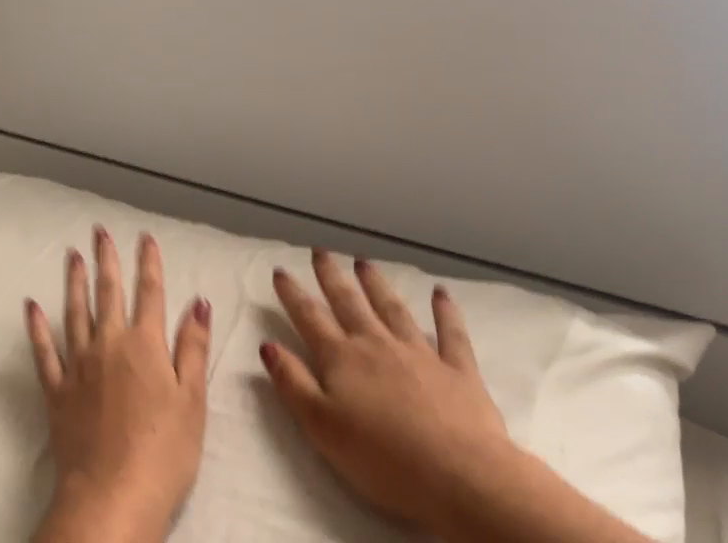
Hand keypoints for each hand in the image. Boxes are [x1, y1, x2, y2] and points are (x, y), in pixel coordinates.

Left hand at [25, 228, 212, 542]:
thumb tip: (199, 303)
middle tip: (99, 232)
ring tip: (72, 255)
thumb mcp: (192, 401)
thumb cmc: (163, 453)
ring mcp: (78, 366)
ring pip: (74, 312)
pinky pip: (44, 351)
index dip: (149, 264)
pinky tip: (31, 306)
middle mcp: (108, 346)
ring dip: (74, 282)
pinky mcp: (56, 390)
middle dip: (106, 260)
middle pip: (108, 294)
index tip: (144, 237)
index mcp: (145, 346)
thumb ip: (193, 348)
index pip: (150, 294)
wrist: (111, 496)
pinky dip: (37, 327)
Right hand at [262, 251, 513, 533]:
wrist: (459, 475)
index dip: (292, 294)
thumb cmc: (381, 457)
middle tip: (321, 252)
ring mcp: (419, 353)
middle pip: (349, 303)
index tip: (281, 271)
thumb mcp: (320, 425)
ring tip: (364, 263)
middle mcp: (377, 345)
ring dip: (377, 285)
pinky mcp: (458, 370)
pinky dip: (445, 311)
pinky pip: (451, 333)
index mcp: (341, 359)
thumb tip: (267, 344)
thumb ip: (292, 382)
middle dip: (332, 277)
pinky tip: (441, 293)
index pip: (309, 317)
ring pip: (393, 309)